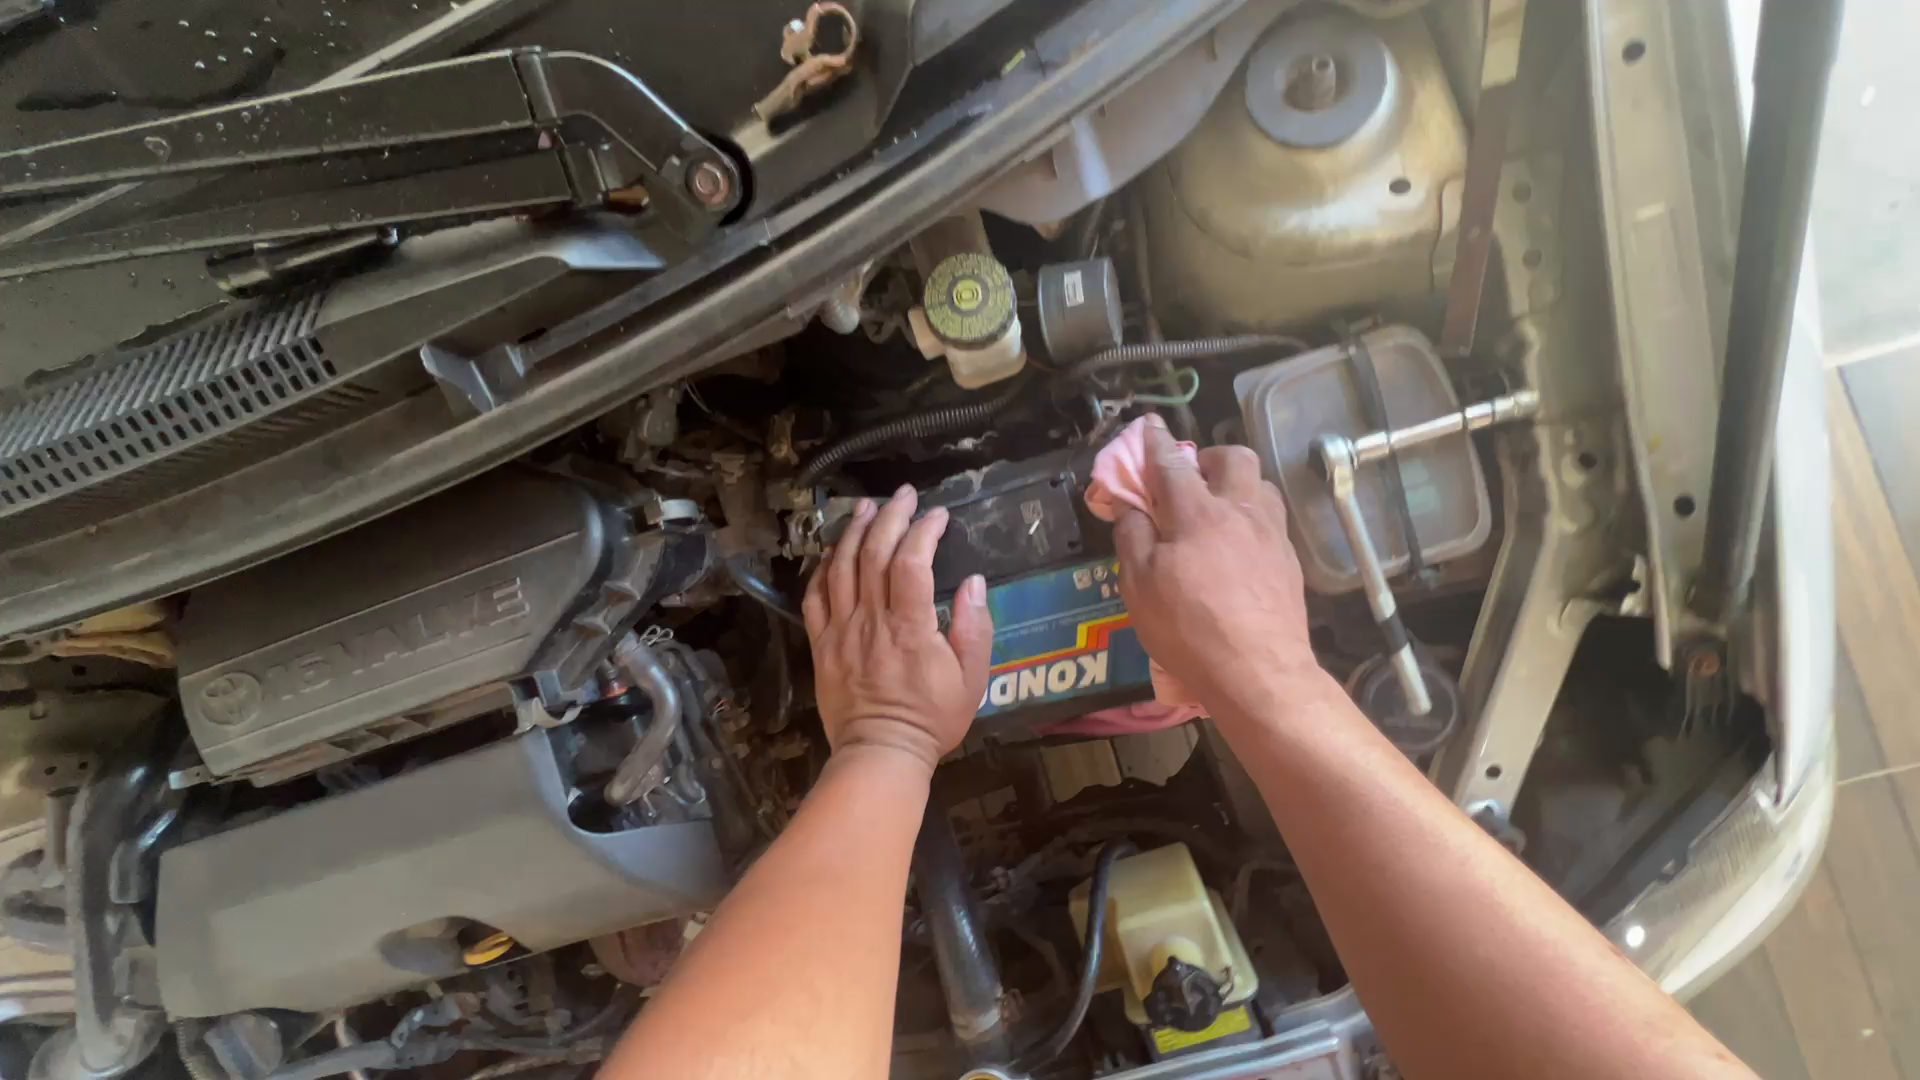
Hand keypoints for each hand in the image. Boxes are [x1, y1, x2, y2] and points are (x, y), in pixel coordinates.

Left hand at [803, 486, 993, 769]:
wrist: (880, 752)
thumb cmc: (932, 718)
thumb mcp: (972, 679)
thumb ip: (974, 628)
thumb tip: (974, 583)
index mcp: (909, 627)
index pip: (912, 562)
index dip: (924, 530)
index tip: (938, 515)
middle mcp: (870, 620)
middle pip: (875, 554)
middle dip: (890, 516)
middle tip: (903, 494)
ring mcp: (840, 630)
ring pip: (841, 567)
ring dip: (854, 531)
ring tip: (867, 507)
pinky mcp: (821, 643)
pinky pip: (814, 596)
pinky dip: (822, 568)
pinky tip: (833, 551)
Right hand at [1113, 417, 1322, 714]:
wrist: (1258, 673)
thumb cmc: (1187, 628)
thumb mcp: (1139, 585)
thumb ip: (1132, 536)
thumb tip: (1131, 506)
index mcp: (1198, 513)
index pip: (1171, 463)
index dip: (1154, 442)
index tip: (1147, 426)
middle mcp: (1240, 512)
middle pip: (1234, 459)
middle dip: (1208, 457)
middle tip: (1189, 479)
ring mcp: (1272, 536)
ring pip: (1260, 486)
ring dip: (1236, 485)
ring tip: (1215, 512)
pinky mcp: (1289, 562)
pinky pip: (1271, 520)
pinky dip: (1250, 518)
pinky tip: (1237, 548)